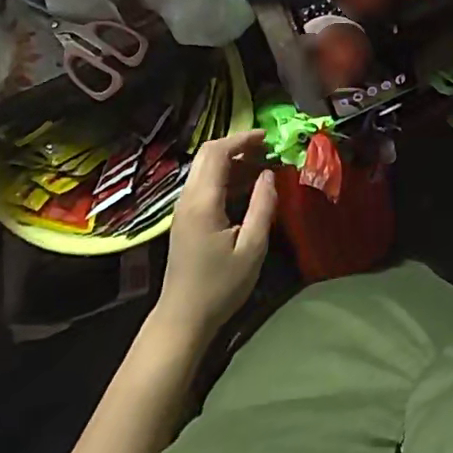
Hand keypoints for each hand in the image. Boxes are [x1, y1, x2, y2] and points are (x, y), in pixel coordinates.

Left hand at [158, 131, 277, 336]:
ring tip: (263, 166)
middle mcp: (188, 198)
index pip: (217, 153)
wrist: (183, 316)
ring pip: (204, 170)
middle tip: (267, 149)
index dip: (242, 139)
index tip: (268, 137)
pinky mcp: (185, 219)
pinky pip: (204, 186)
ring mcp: (183, 209)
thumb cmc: (220, 286)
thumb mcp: (251, 249)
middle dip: (237, 146)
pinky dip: (225, 178)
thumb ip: (262, 207)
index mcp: (202, 202)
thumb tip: (269, 175)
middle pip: (207, 155)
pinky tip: (246, 188)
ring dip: (231, 162)